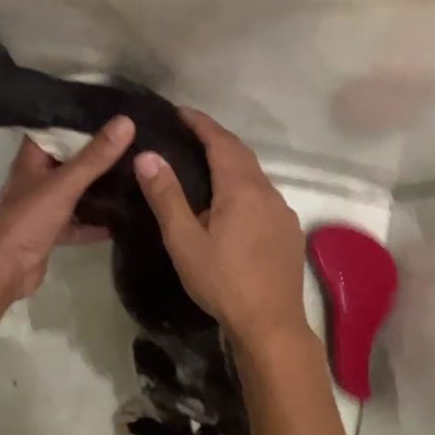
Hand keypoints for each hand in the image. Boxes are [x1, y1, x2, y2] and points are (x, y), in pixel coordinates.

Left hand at [0, 117, 133, 301]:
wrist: (6, 269)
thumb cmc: (28, 219)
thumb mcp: (64, 184)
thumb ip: (94, 157)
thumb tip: (125, 122)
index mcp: (31, 160)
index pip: (55, 130)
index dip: (79, 119)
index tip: (112, 110)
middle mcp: (35, 179)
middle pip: (69, 160)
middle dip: (97, 153)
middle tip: (135, 140)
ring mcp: (43, 206)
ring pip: (75, 191)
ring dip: (99, 187)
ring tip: (135, 173)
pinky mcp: (51, 231)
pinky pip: (78, 221)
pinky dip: (96, 221)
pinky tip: (123, 218)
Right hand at [134, 109, 307, 348]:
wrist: (269, 323)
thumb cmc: (221, 280)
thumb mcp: (183, 239)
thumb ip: (166, 196)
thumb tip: (148, 155)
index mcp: (241, 189)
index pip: (221, 142)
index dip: (200, 123)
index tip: (179, 111)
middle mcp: (267, 193)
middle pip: (241, 154)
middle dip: (215, 139)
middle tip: (186, 133)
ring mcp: (282, 213)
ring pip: (253, 176)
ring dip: (229, 163)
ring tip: (201, 165)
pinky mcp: (286, 232)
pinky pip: (261, 196)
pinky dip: (240, 185)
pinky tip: (226, 203)